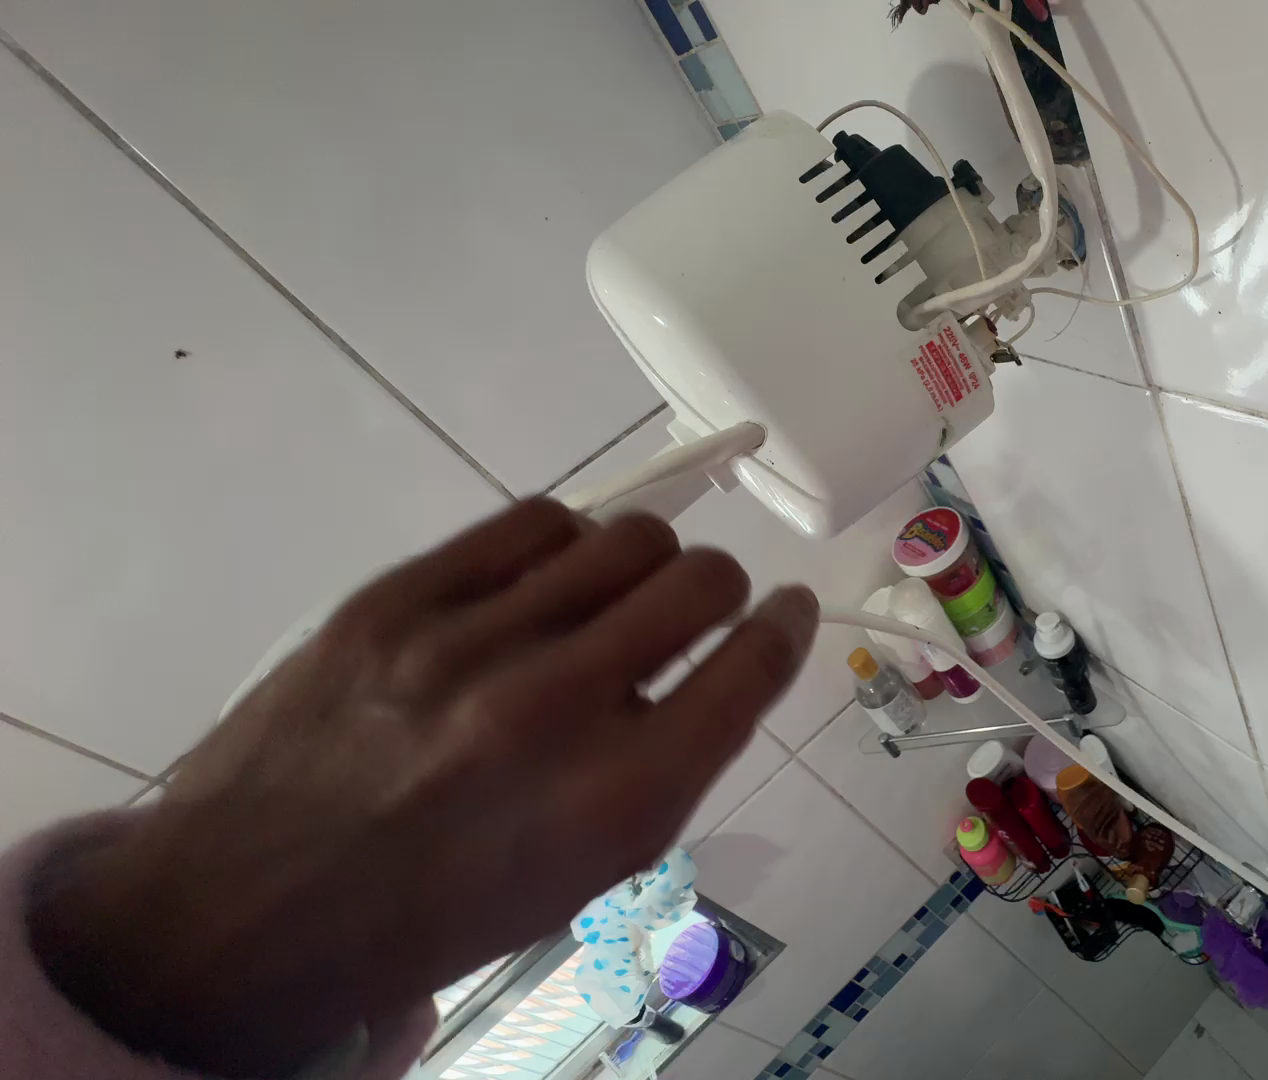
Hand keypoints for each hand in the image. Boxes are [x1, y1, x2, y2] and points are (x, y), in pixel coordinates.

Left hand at [27, 499, 818, 1076]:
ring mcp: (470, 642)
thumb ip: (687, 753)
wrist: (250, 913)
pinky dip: (571, 545)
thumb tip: (738, 650)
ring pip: (630, 535)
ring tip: (617, 595)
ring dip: (650, 563)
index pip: (751, 664)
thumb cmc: (463, 898)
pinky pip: (539, 521)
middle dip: (725, 587)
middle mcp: (556, 708)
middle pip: (703, 578)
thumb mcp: (603, 862)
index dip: (788, 622)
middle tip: (701, 607)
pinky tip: (551, 580)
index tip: (789, 607)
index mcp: (620, 796)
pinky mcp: (398, 597)